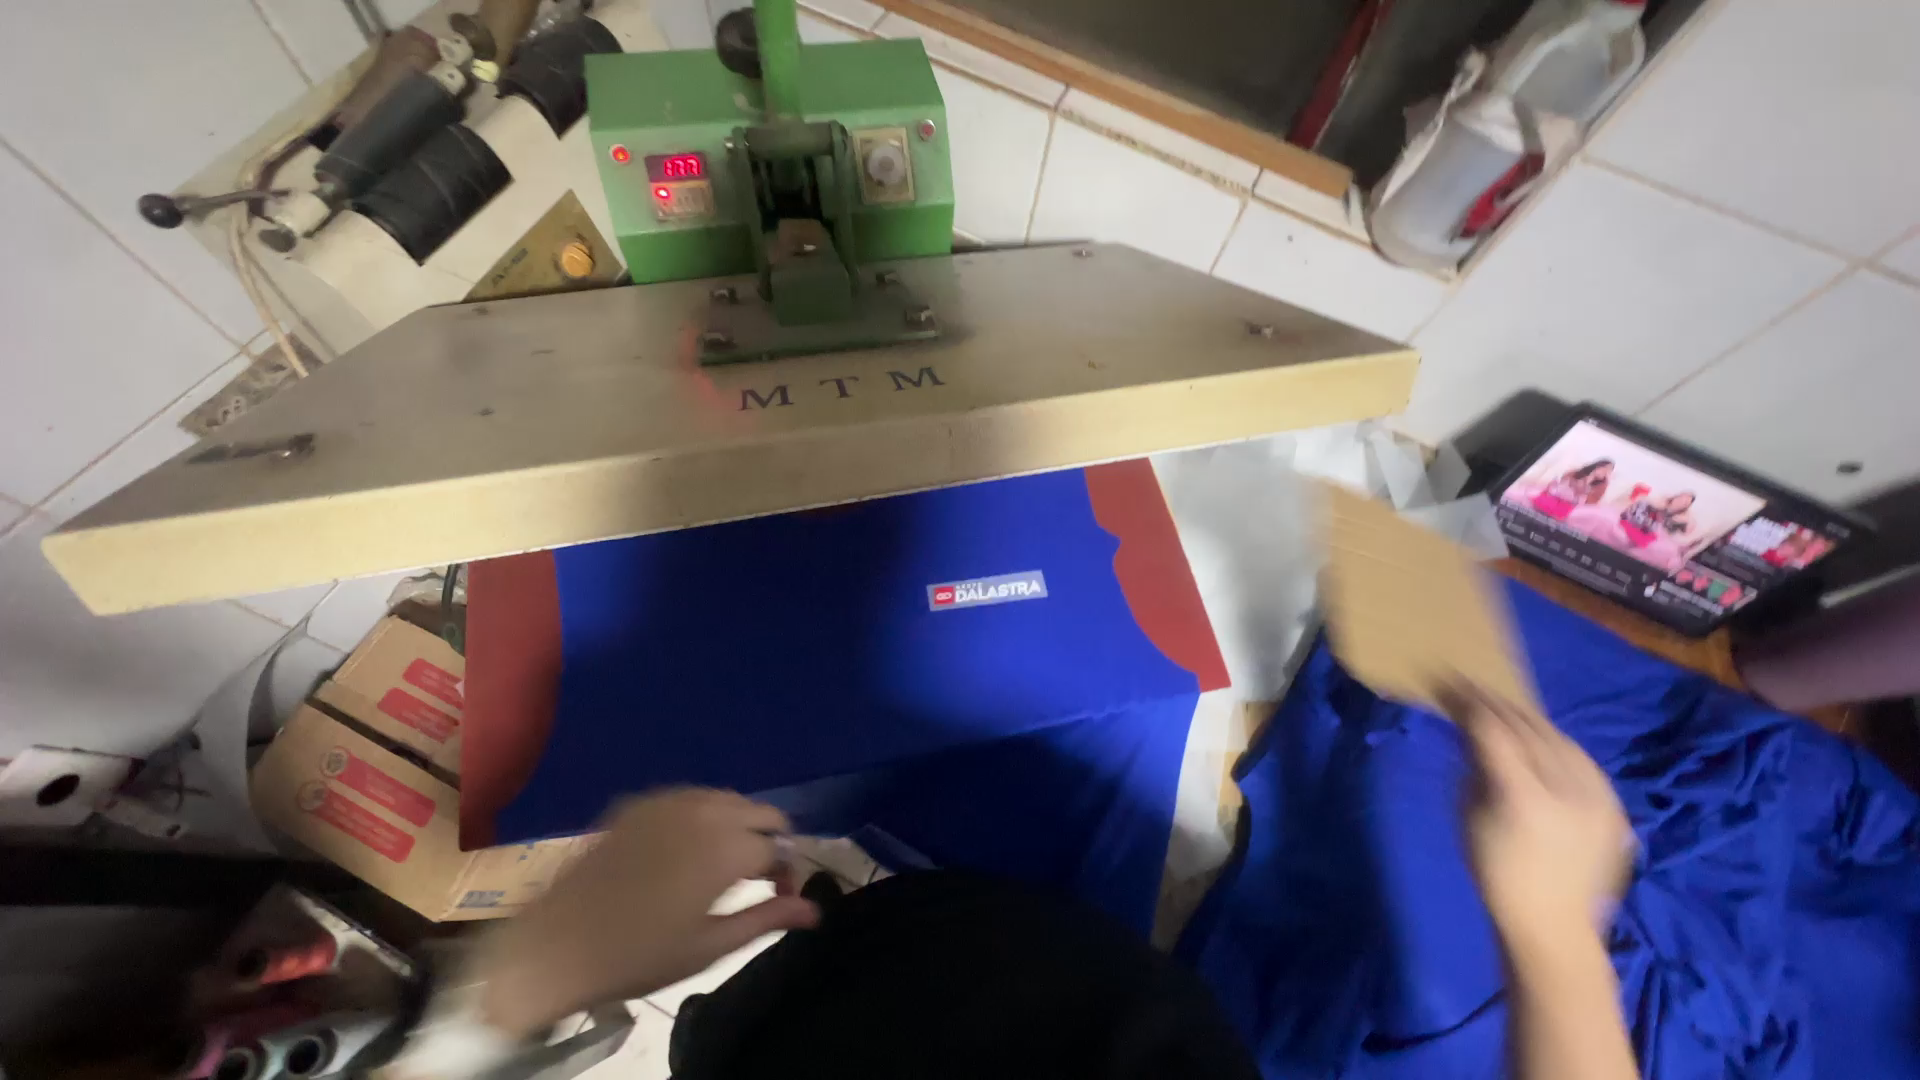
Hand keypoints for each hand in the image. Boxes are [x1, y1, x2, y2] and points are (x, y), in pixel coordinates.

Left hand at [474, 788, 820, 1037]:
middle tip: (757, 879)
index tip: (778, 898)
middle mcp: (705, 811)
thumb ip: (768, 918)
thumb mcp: (710, 945)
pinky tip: (690, 846)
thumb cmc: (638, 955)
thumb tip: (815, 910)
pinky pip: (693, 797)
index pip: (780, 847)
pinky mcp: (641, 803)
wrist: (554, 946)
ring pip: (729, 799)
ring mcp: (670, 801)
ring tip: (726, 863)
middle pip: (761, 812)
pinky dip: (707, 814)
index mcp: (727, 847)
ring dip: (740, 824)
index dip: (787, 873)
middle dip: (770, 840)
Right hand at [1442, 682, 1631, 953]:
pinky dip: (1555, 740)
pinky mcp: (1613, 806)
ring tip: (1499, 704)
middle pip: (1526, 728)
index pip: (1492, 730)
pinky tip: (1537, 735)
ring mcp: (1597, 798)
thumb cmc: (1494, 870)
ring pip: (1557, 738)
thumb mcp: (1469, 813)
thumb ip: (1476, 766)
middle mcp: (1566, 791)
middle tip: (1466, 684)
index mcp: (1521, 796)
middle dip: (1493, 703)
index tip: (1446, 682)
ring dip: (1524, 717)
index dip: (1467, 702)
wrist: (1552, 923)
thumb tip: (1473, 732)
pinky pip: (1581, 759)